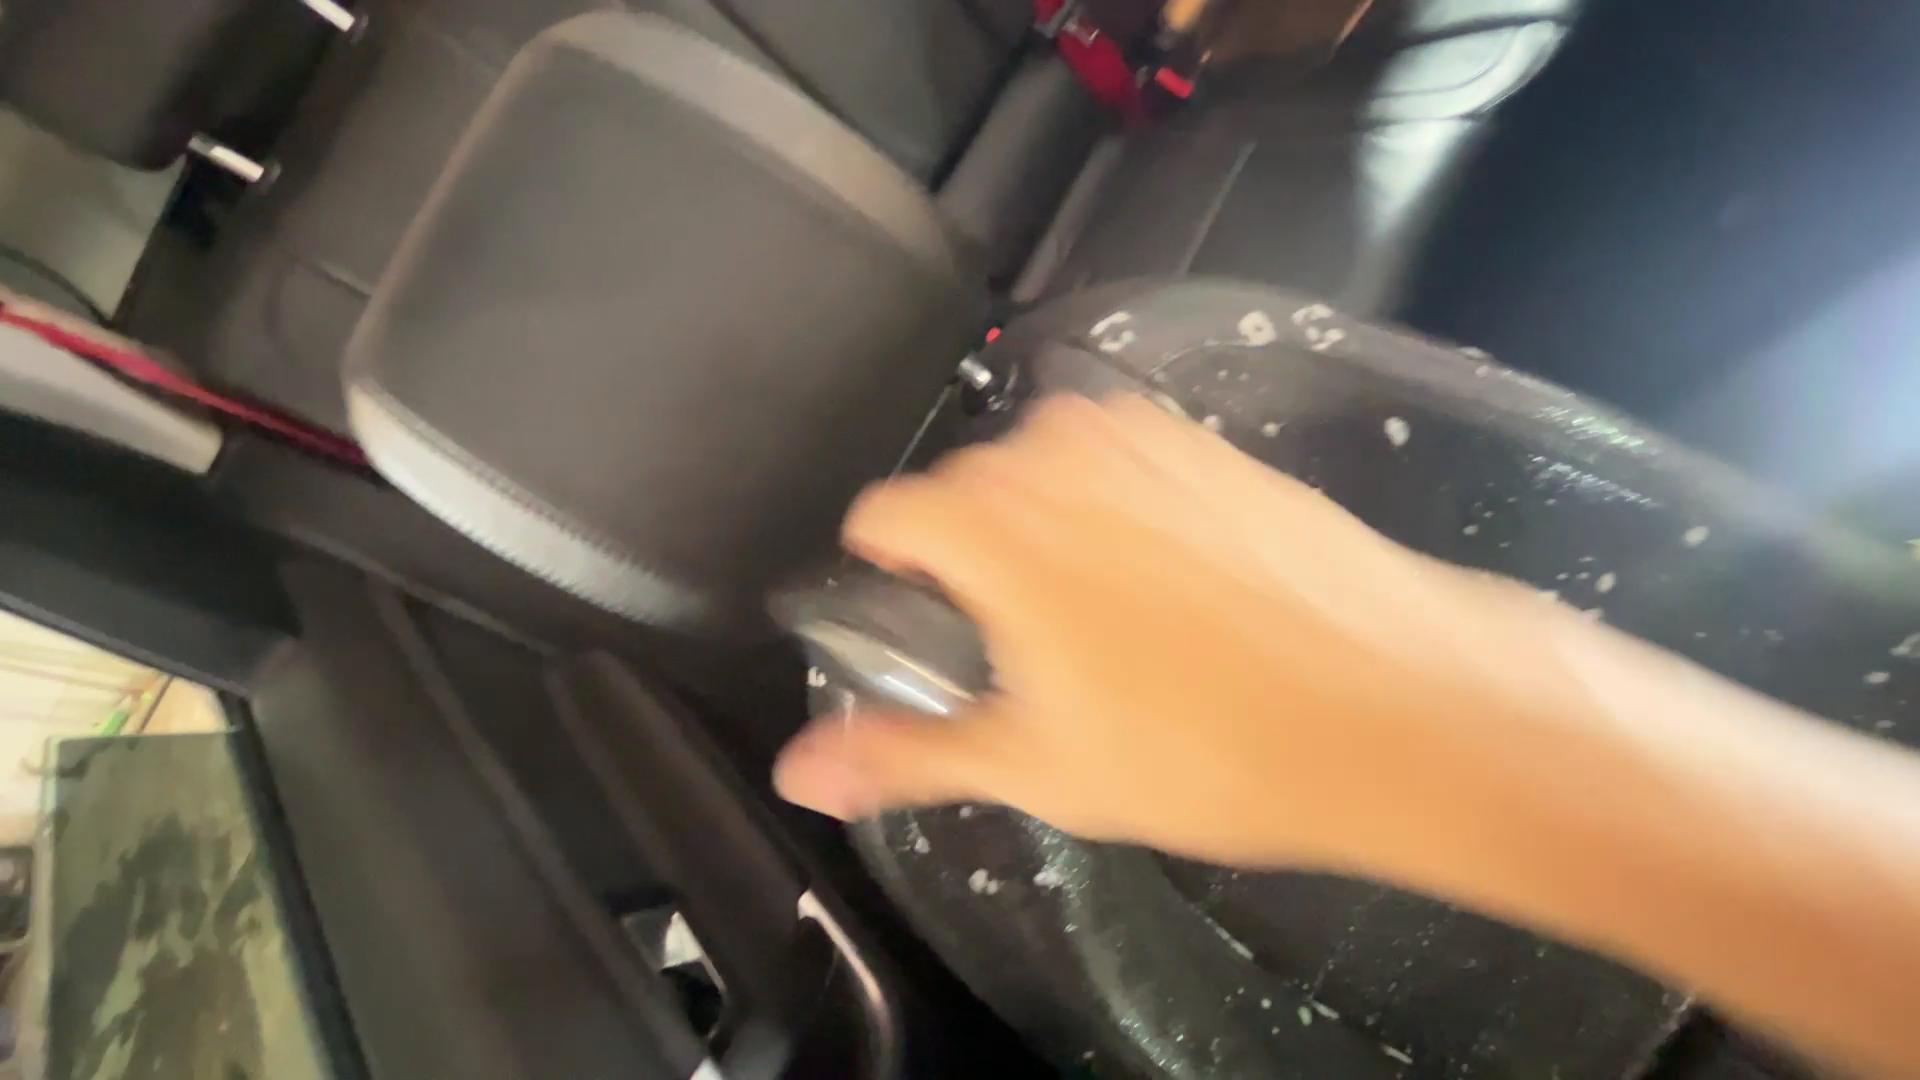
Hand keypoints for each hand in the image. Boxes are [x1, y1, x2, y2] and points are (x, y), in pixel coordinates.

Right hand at [773, 394, 1566, 871]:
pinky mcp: (1202, 441)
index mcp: (993, 526)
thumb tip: (801, 770)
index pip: (883, 514)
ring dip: (1035, 525)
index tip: (914, 616)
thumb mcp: (1037, 764)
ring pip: (1036, 469)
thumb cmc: (1206, 746)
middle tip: (1014, 638)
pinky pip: (1111, 460)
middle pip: (958, 489)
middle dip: (963, 553)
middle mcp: (1053, 454)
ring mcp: (1135, 437)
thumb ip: (903, 753)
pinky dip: (1105, 505)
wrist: (1399, 705)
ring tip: (1091, 610)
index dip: (885, 570)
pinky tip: (1162, 577)